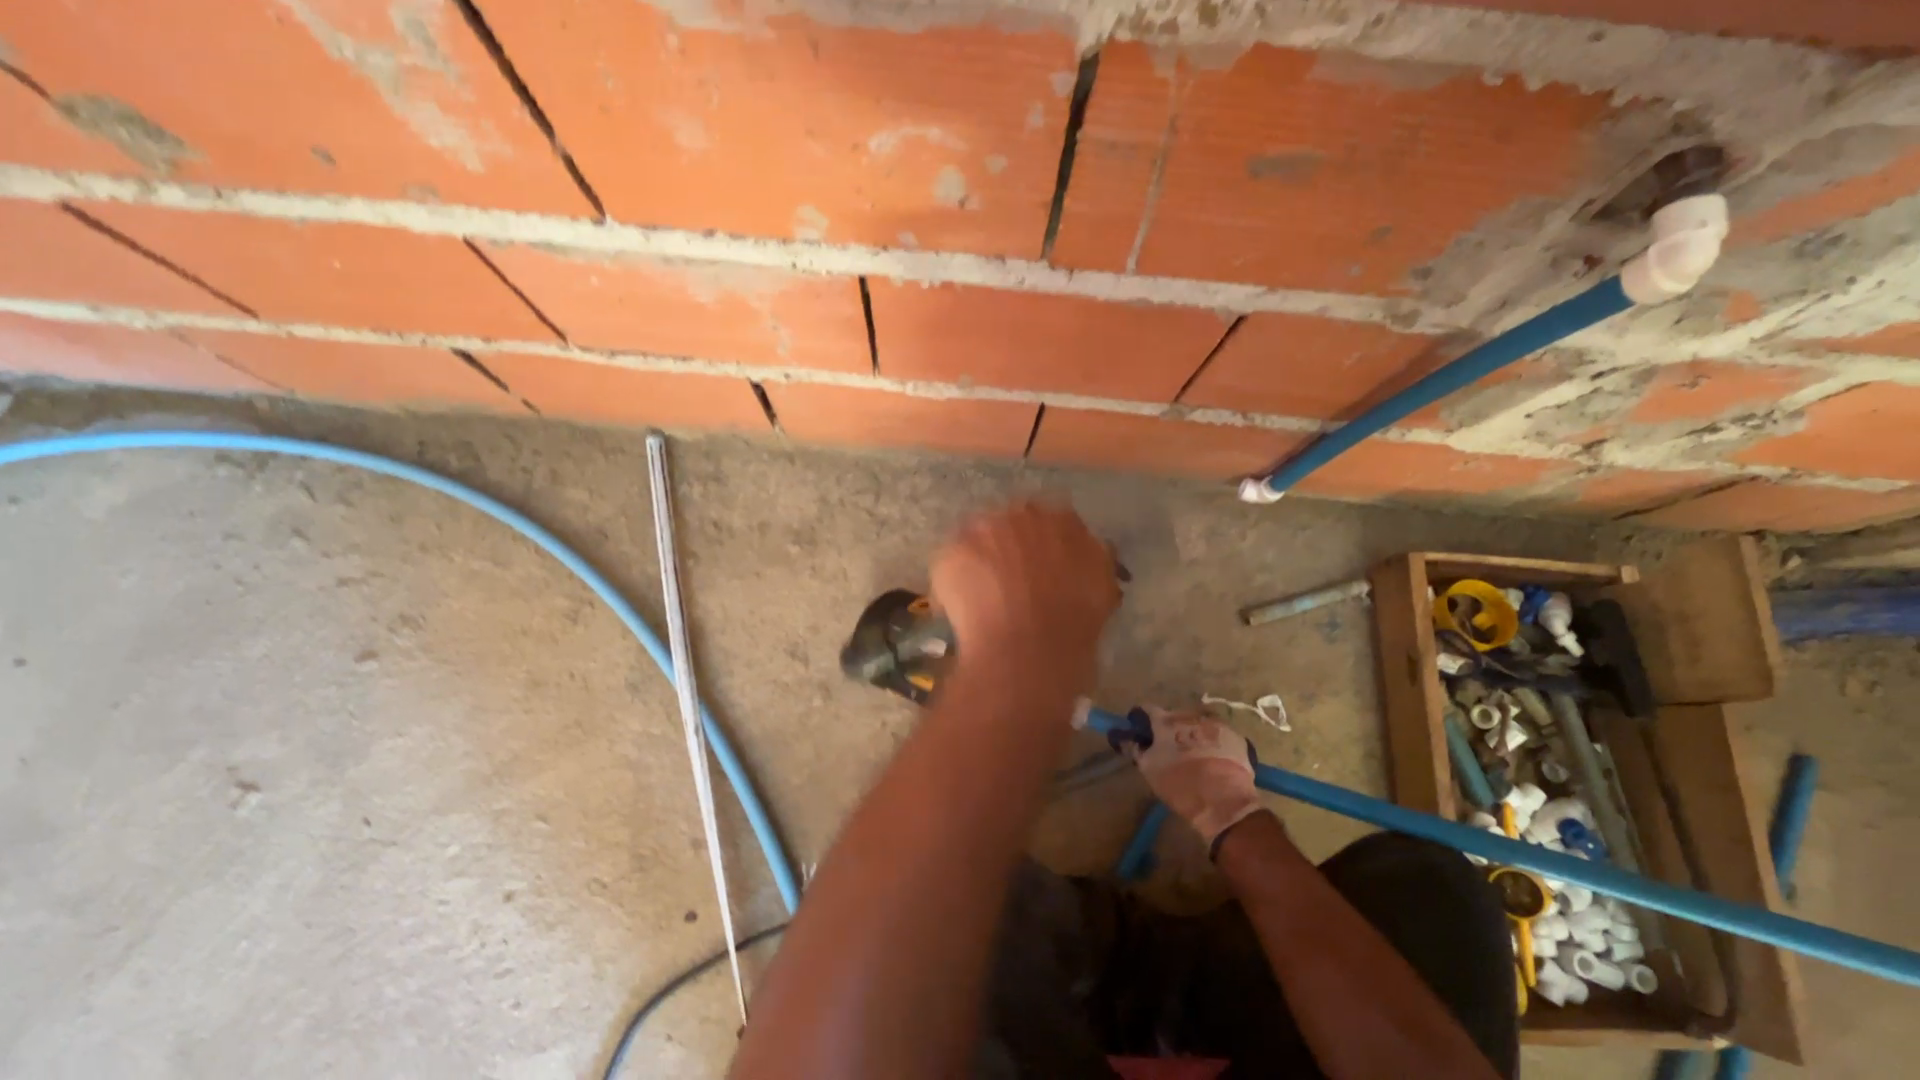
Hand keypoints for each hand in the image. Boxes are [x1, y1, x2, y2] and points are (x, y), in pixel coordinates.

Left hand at [929, 500, 1120, 695]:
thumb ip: (1094, 558)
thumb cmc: (1073, 625)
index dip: (1045, 547)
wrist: (1028, 650)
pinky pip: (950, 566)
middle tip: (1012, 584)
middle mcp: (1022, 514)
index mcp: (1063, 519)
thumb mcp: (1103, 587)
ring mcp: (982, 530)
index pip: (1053, 522)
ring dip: (980, 563)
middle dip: (1010, 549)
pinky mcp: (951, 552)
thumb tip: (1088, 550)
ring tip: (983, 599)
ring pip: (978, 542)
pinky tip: (962, 611)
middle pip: (1012, 525)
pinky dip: (953, 585)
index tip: (1043, 569)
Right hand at [1133, 708, 1266, 851]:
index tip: (1140, 730)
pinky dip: (1213, 741)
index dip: (1142, 718)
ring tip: (1194, 754)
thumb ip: (1136, 750)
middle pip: (1175, 715)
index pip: (1147, 709)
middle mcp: (1190, 714)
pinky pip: (1218, 734)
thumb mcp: (1149, 769)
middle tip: (1170, 747)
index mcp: (1165, 721)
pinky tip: (1215, 759)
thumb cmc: (1179, 784)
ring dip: (1193, 733)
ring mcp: (1215, 723)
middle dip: (1170, 727)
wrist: (1223, 801)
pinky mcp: (1236, 735)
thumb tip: (1126, 739)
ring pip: (1198, 723)